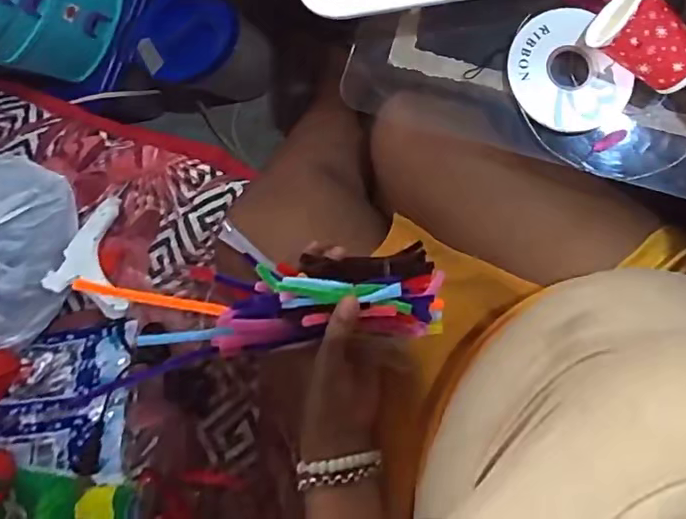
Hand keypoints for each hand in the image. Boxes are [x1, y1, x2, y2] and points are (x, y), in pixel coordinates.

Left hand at [299, 255, 381, 458]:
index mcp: (298, 330)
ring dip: (358, 278)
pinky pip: (371, 310)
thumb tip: (352, 295)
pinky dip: (379, 296)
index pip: (299, 289)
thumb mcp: (327, 367)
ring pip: (349, 295)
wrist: (345, 438)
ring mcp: (343, 329)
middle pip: (326, 286)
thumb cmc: (323, 403)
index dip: (306, 266)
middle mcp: (318, 323)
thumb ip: (338, 333)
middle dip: (334, 267)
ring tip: (365, 261)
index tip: (318, 247)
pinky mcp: (365, 337)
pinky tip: (387, 281)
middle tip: (344, 251)